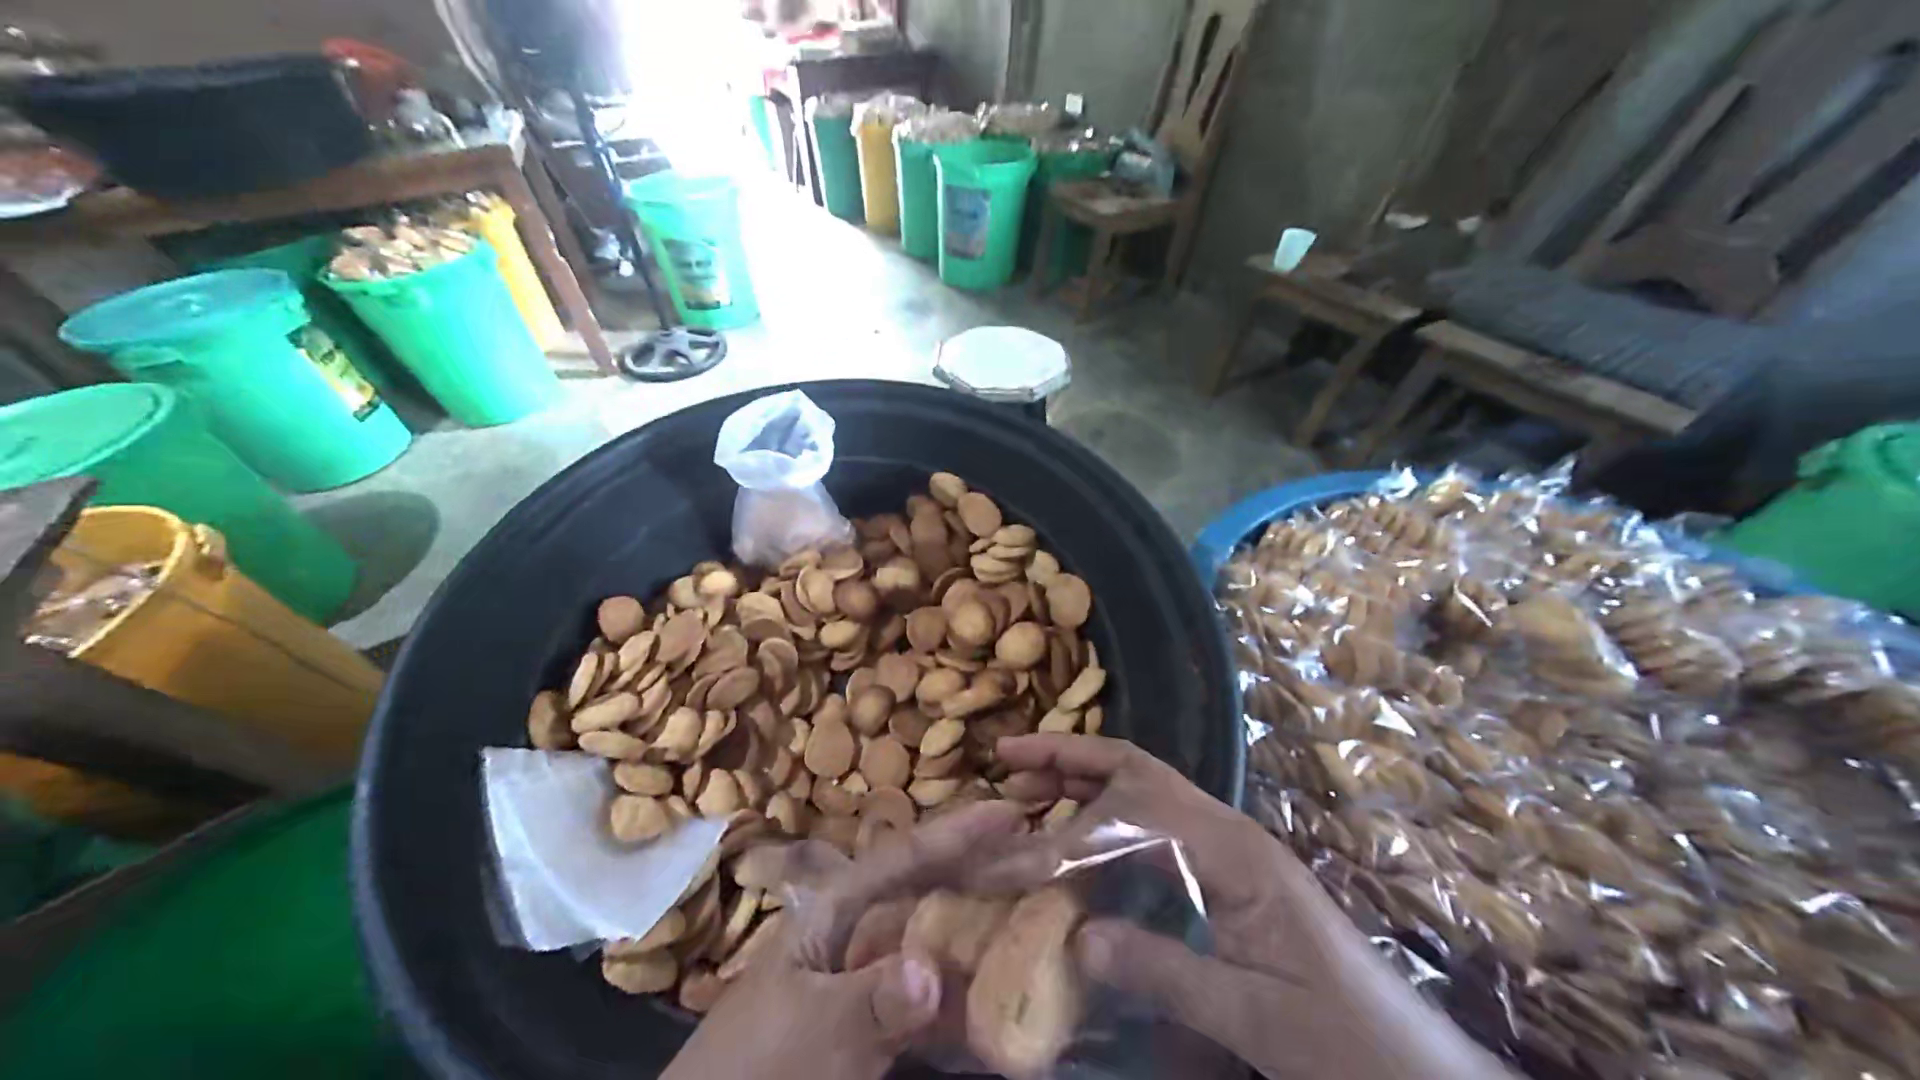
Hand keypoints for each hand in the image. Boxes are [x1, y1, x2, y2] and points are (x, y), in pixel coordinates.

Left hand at [661, 801, 1026, 1079]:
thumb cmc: (754, 1068)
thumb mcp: (810, 1032)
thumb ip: (870, 1001)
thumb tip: (932, 973)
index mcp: (835, 909)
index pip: (904, 857)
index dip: (957, 831)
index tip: (1011, 810)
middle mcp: (855, 931)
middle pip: (927, 890)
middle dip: (979, 870)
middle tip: (1040, 856)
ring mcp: (865, 977)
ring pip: (933, 940)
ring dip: (979, 927)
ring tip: (1037, 909)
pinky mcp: (873, 1023)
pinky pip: (929, 998)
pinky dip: (964, 993)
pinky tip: (1003, 990)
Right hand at [996, 734, 1511, 1079]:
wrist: (1419, 1069)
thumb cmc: (1347, 1043)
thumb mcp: (1256, 1020)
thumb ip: (1165, 973)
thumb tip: (1075, 938)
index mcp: (1235, 853)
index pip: (1131, 817)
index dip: (1064, 834)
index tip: (1008, 859)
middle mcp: (1228, 832)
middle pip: (1138, 771)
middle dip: (1070, 758)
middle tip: (1009, 756)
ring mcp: (1227, 849)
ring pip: (1143, 790)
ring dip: (1083, 780)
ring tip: (1026, 782)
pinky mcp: (1225, 873)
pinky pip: (1152, 826)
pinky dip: (1105, 817)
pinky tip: (1076, 837)